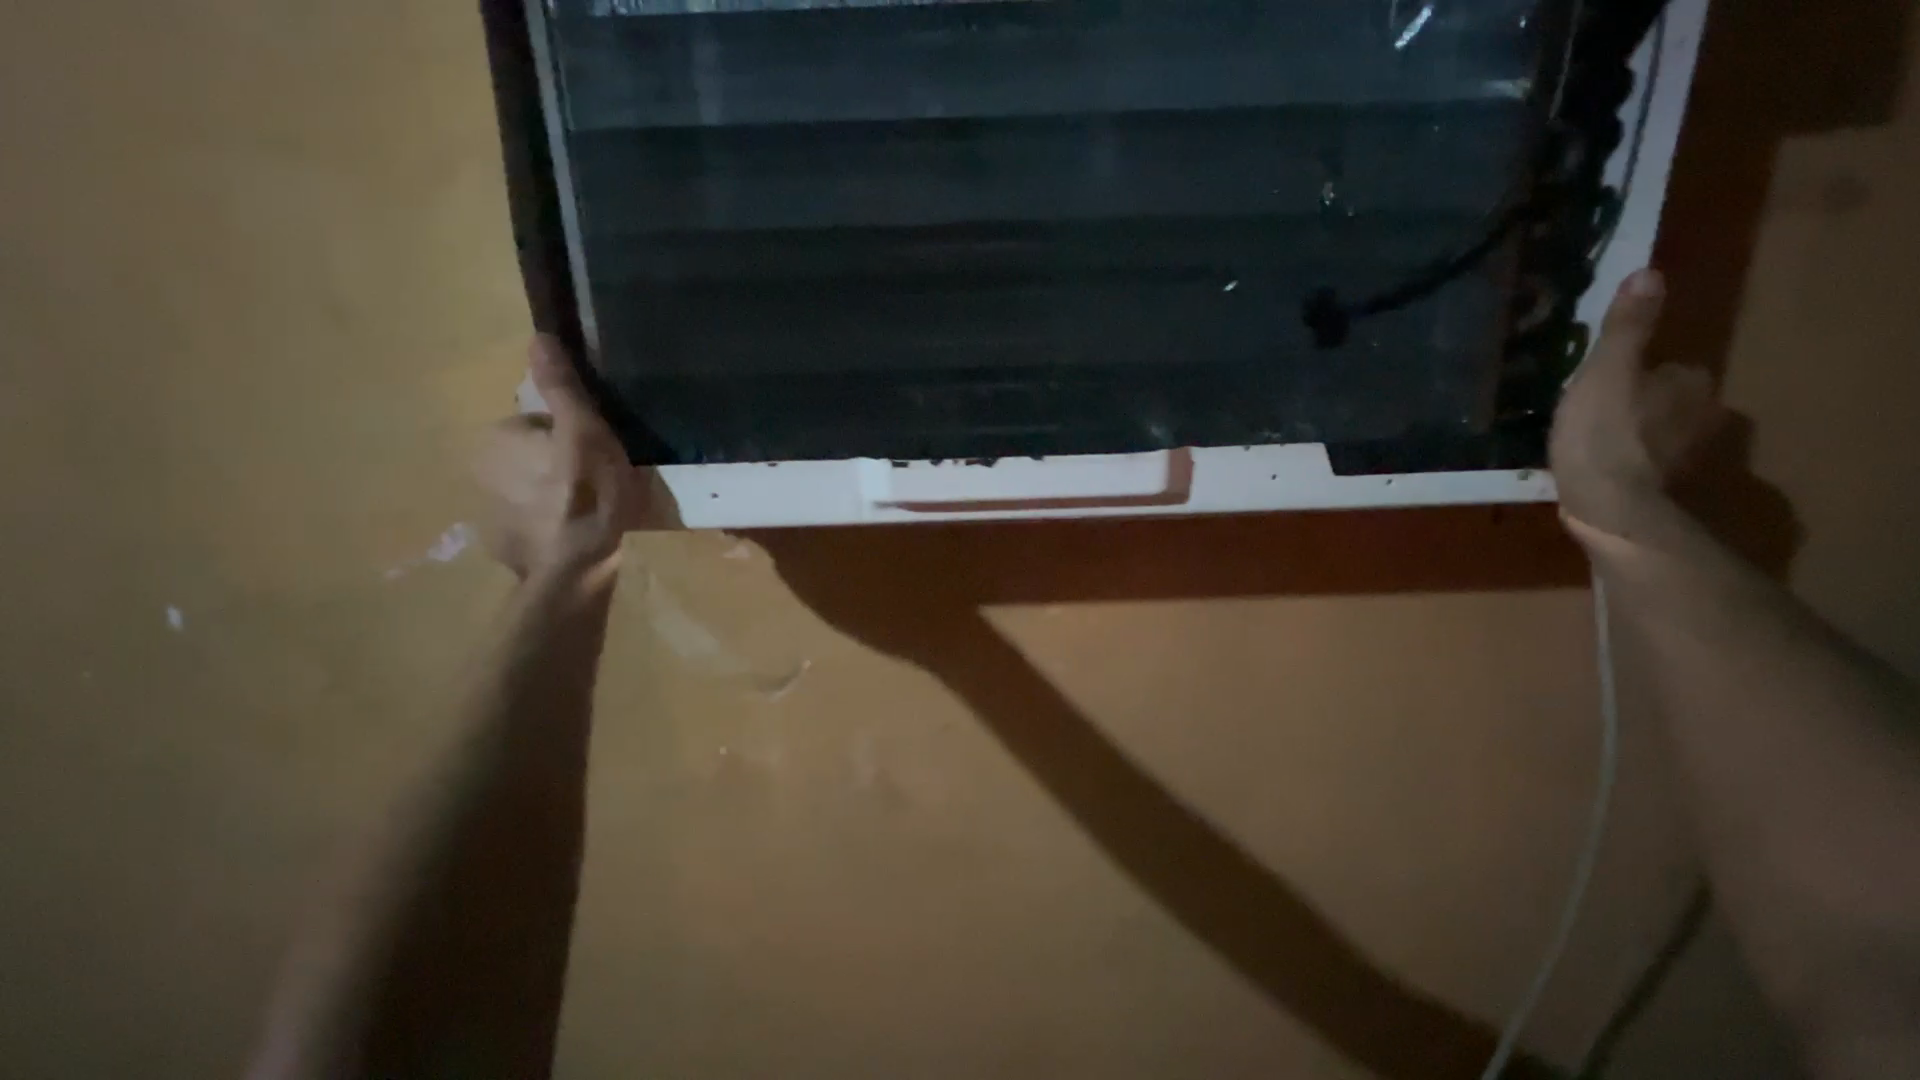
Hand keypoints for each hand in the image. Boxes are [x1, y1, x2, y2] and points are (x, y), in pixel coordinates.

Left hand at [475, 336, 639, 581]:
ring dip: (558, 495)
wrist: (573, 571)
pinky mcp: (501, 543)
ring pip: (533, 488)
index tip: (598, 456)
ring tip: (594, 512)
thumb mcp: (584, 432)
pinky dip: (549, 524)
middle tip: (600, 484)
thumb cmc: (585, 495)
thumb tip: (538, 337)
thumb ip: (562, 387)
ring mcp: (488, 509)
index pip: (543, 423)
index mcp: (499, 436)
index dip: (576, 436)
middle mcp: (481, 467)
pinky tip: (575, 533)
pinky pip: (530, 520)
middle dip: (563, 465)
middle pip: (536, 455)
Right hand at [1551, 269, 1726, 536]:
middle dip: (1640, 407)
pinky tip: (1598, 473)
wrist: (1610, 508)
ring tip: (1590, 446)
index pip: (1671, 368)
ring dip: (1634, 439)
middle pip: (1668, 403)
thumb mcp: (1605, 371)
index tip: (1604, 384)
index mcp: (1692, 383)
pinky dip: (1628, 468)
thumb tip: (1649, 270)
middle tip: (1593, 414)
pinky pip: (1645, 468)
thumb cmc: (1604, 434)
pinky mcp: (1665, 492)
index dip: (1638, 373)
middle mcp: (1705, 417)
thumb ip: (1626, 328)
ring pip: (1659, 437)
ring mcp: (1688, 459)